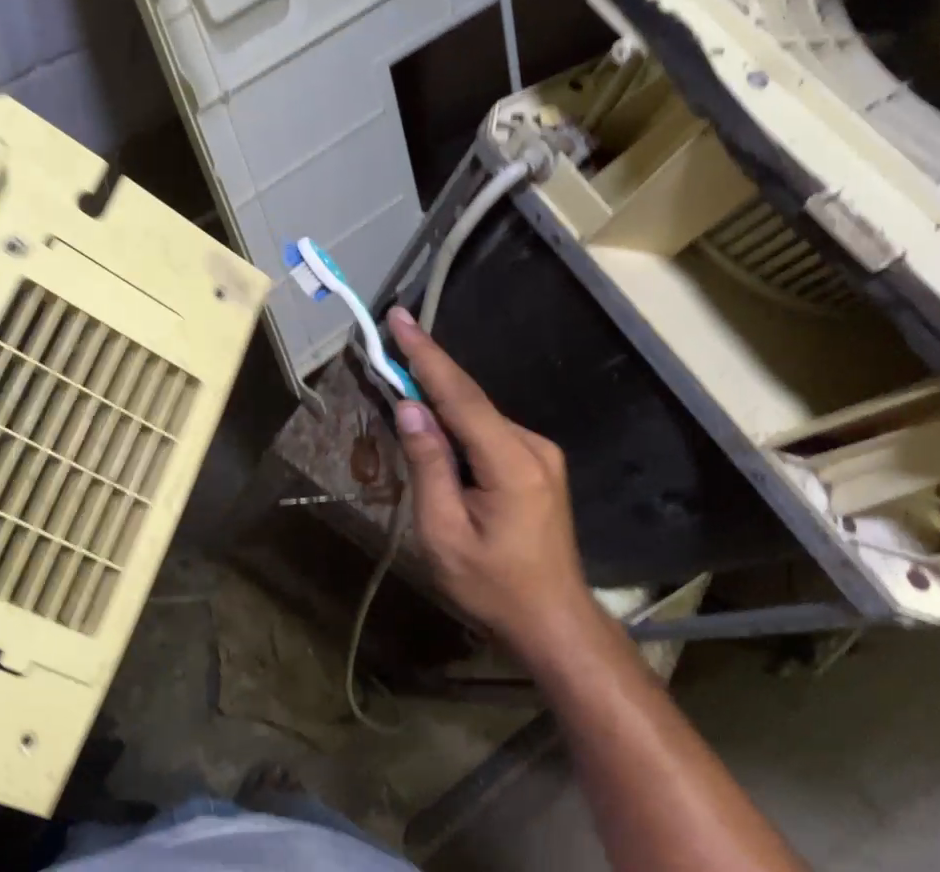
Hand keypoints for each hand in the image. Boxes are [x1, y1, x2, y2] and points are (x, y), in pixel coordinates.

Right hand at [386, 307, 598, 649]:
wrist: (552, 621)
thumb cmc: (491, 586)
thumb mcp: (444, 532)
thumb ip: (428, 466)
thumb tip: (409, 409)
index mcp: (511, 462)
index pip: (461, 395)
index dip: (426, 355)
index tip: (399, 318)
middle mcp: (532, 447)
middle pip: (470, 400)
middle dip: (426, 373)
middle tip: (387, 347)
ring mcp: (540, 455)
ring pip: (478, 416)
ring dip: (438, 404)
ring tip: (399, 392)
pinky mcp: (537, 465)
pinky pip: (488, 432)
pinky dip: (456, 425)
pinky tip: (432, 432)